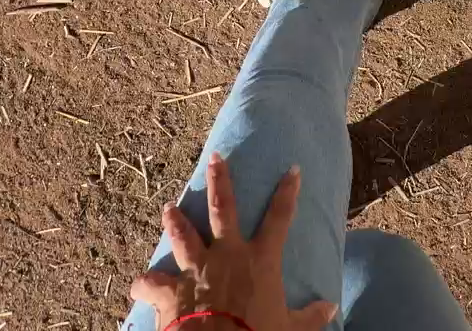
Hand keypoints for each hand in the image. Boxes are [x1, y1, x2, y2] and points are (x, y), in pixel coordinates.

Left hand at [129, 155, 335, 330]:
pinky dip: (144, 285)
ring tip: (168, 208)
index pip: (280, 217)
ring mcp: (197, 270)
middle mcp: (227, 254)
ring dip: (175, 221)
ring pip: (184, 235)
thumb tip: (333, 308)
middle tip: (215, 158)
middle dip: (219, 181)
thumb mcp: (289, 329)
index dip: (288, 191)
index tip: (292, 169)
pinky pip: (152, 284)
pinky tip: (139, 284)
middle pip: (222, 208)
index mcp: (260, 259)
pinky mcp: (172, 292)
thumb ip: (310, 316)